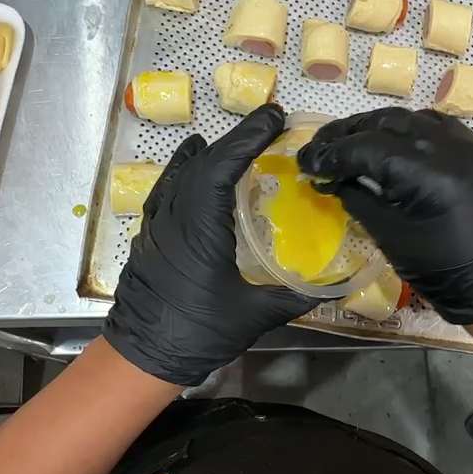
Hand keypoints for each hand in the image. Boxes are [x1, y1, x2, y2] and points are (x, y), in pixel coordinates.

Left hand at [102, 104, 318, 385]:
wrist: (143, 356)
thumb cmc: (198, 333)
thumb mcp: (252, 316)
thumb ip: (291, 298)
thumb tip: (330, 289)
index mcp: (200, 227)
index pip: (222, 166)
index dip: (248, 137)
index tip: (274, 117)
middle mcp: (175, 216)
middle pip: (202, 163)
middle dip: (235, 139)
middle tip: (267, 124)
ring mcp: (157, 224)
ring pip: (180, 172)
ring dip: (208, 152)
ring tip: (231, 139)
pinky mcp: (149, 236)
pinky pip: (167, 189)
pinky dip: (183, 170)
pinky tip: (190, 166)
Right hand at [297, 107, 472, 324]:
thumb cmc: (443, 273)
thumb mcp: (391, 237)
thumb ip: (360, 199)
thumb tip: (334, 178)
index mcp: (431, 176)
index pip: (368, 148)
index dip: (332, 153)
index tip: (307, 161)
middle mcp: (456, 149)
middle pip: (390, 122)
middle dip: (351, 132)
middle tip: (323, 147)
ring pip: (417, 118)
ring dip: (381, 127)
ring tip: (355, 142)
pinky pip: (443, 129)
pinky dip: (413, 132)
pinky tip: (396, 144)